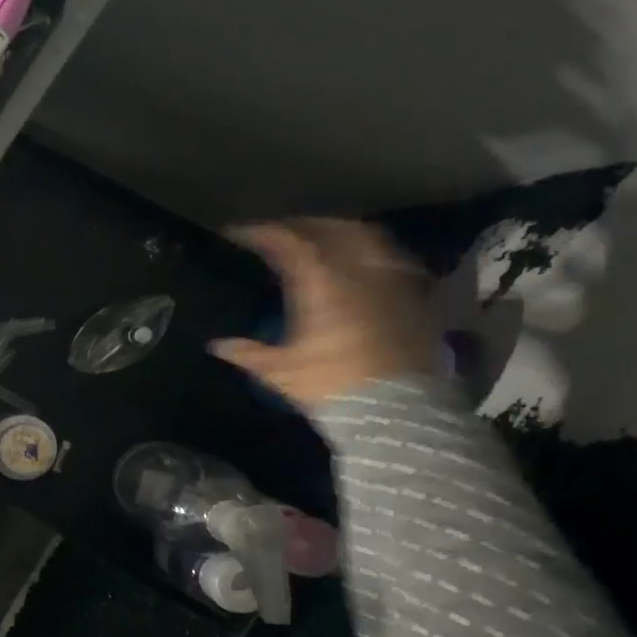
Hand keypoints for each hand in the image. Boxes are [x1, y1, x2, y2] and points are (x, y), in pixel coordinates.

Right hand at [210, 219, 435, 407]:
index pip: (290, 243)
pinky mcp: (418, 300)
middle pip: (334, 230)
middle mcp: (361, 275)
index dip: (262, 233)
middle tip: (282, 230)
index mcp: (323, 286)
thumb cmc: (332, 386)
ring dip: (343, 234)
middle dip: (305, 224)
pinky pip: (395, 263)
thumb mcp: (280, 372)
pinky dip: (373, 256)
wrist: (398, 412)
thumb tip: (218, 345)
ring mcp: (394, 284)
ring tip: (324, 240)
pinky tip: (363, 266)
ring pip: (370, 241)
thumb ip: (248, 353)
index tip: (238, 233)